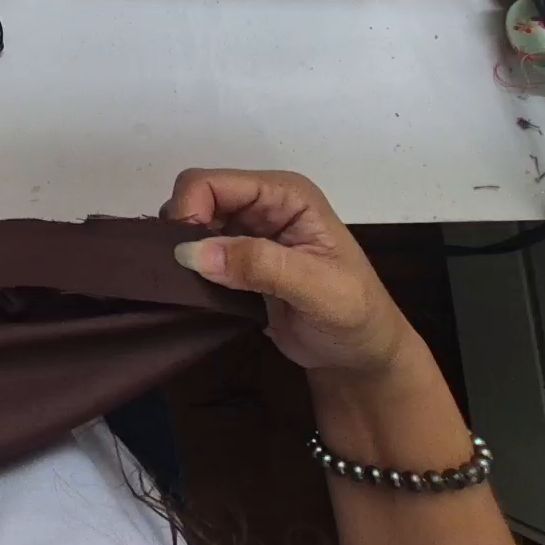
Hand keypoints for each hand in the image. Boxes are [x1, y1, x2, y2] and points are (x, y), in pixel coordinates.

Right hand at [162, 168, 413, 373]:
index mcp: (285, 194)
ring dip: (183, 248)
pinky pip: (193, 246)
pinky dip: (187, 263)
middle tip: (189, 272)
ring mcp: (246, 226)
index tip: (188, 256)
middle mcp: (261, 201)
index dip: (190, 211)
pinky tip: (197, 286)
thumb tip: (191, 252)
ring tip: (195, 282)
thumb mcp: (322, 293)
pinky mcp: (234, 253)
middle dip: (183, 230)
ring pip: (188, 220)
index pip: (211, 183)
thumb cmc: (356, 322)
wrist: (361, 361)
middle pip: (194, 196)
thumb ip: (261, 265)